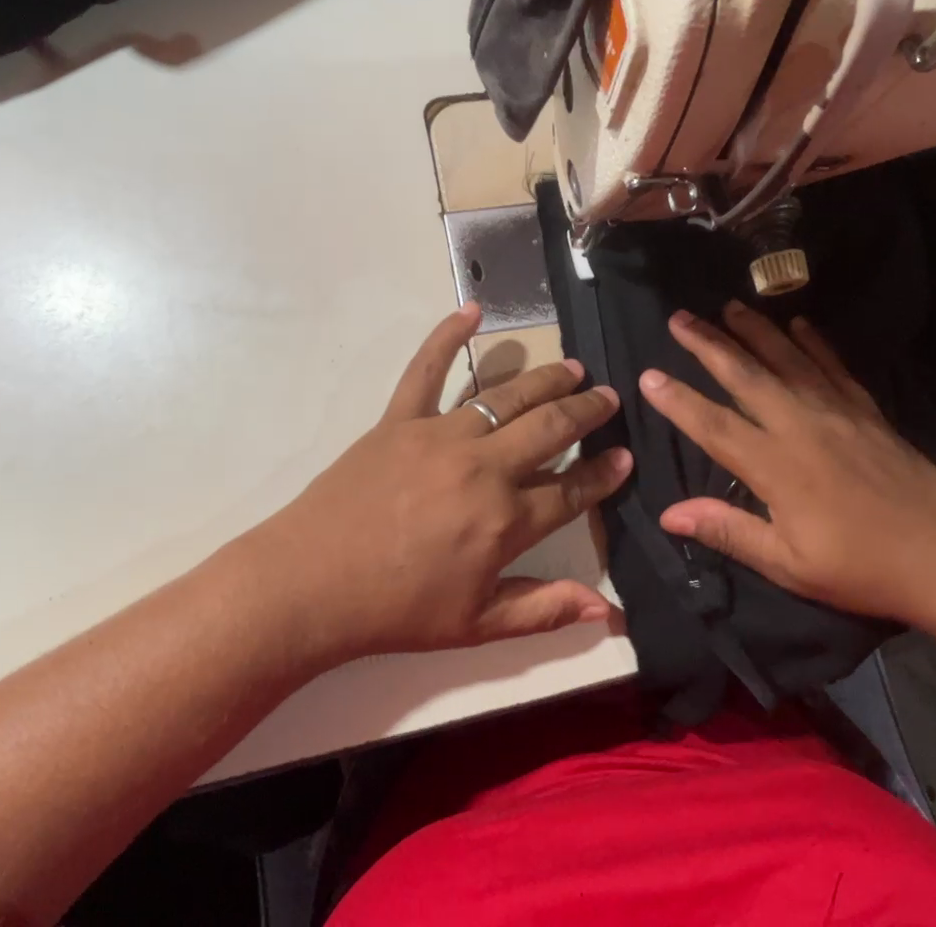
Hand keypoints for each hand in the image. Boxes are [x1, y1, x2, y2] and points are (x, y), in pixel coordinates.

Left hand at [238, 304, 631, 658]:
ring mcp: (440, 435)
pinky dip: (447, 336)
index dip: (604, 473)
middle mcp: (484, 466)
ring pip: (506, 393)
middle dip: (587, 410)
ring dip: (546, 378)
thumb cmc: (397, 610)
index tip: (626, 456)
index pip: (573, 489)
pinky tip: (472, 309)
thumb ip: (545, 610)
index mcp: (506, 519)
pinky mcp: (398, 420)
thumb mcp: (478, 625)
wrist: (309, 586)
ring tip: (573, 368)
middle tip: (609, 398)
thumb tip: (609, 612)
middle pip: (550, 427)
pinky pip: (426, 369)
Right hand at [639, 301, 935, 630]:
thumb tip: (669, 513)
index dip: (678, 400)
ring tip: (729, 306)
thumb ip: (728, 531)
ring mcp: (839, 413)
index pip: (713, 424)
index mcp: (775, 466)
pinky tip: (800, 324)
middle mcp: (802, 425)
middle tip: (679, 317)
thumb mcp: (788, 564)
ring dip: (756, 331)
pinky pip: (835, 367)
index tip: (648, 375)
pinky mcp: (869, 413)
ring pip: (789, 360)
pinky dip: (815, 342)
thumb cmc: (861, 569)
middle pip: (746, 376)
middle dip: (708, 344)